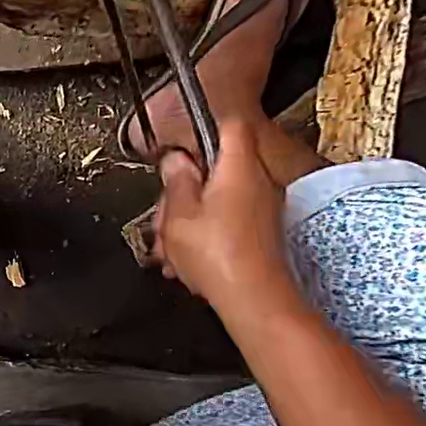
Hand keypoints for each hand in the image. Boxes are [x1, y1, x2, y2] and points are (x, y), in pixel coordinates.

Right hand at [154, 119, 293, 308]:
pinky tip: (184, 259)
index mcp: (238, 169)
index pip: (229, 127)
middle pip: (213, 170)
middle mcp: (256, 183)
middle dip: (182, 190)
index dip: (202, 129)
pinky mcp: (257, 232)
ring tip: (170, 246)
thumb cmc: (219, 257)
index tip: (180, 147)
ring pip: (214, 199)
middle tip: (165, 213)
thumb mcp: (178, 215)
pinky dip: (201, 235)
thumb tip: (175, 160)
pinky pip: (223, 222)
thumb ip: (175, 182)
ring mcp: (260, 209)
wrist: (252, 299)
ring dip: (187, 219)